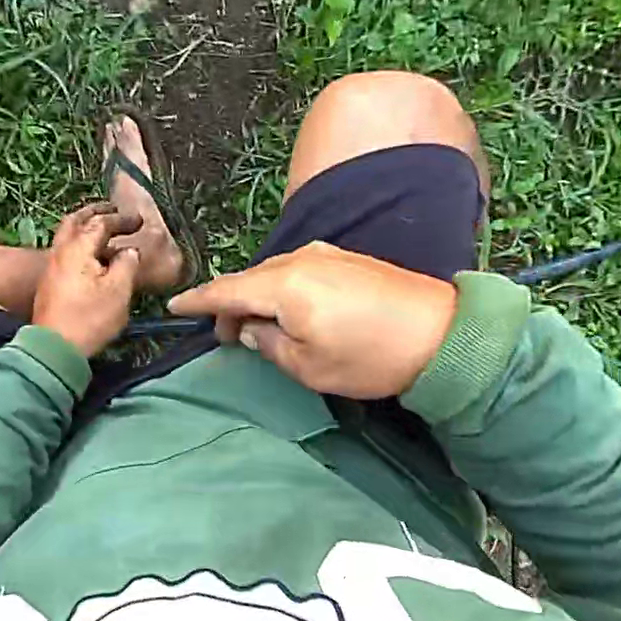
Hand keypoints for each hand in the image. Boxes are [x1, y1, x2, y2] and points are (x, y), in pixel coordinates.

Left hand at [32, 203, 143, 356]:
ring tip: (105, 232)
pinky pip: (65, 253)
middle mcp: (59, 252)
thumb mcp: (118, 291)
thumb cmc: (89, 318)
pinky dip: (80, 246)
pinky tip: (93, 258)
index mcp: (77, 248)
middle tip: (112, 210)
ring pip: (67, 236)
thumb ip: (127, 264)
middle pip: (75, 221)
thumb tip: (129, 252)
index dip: (121, 219)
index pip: (100, 223)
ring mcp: (51, 267)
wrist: (54, 348)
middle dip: (94, 212)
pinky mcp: (49, 283)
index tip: (139, 221)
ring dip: (85, 228)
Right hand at [166, 241, 456, 397]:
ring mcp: (323, 255)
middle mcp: (298, 260)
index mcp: (282, 285)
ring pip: (268, 274)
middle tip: (223, 336)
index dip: (196, 300)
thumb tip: (247, 329)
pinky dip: (276, 289)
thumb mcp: (306, 365)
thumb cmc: (368, 357)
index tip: (174, 306)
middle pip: (245, 279)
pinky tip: (283, 309)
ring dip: (253, 297)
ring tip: (253, 327)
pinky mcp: (343, 259)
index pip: (224, 291)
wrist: (446, 335)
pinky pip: (292, 270)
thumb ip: (265, 343)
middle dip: (226, 304)